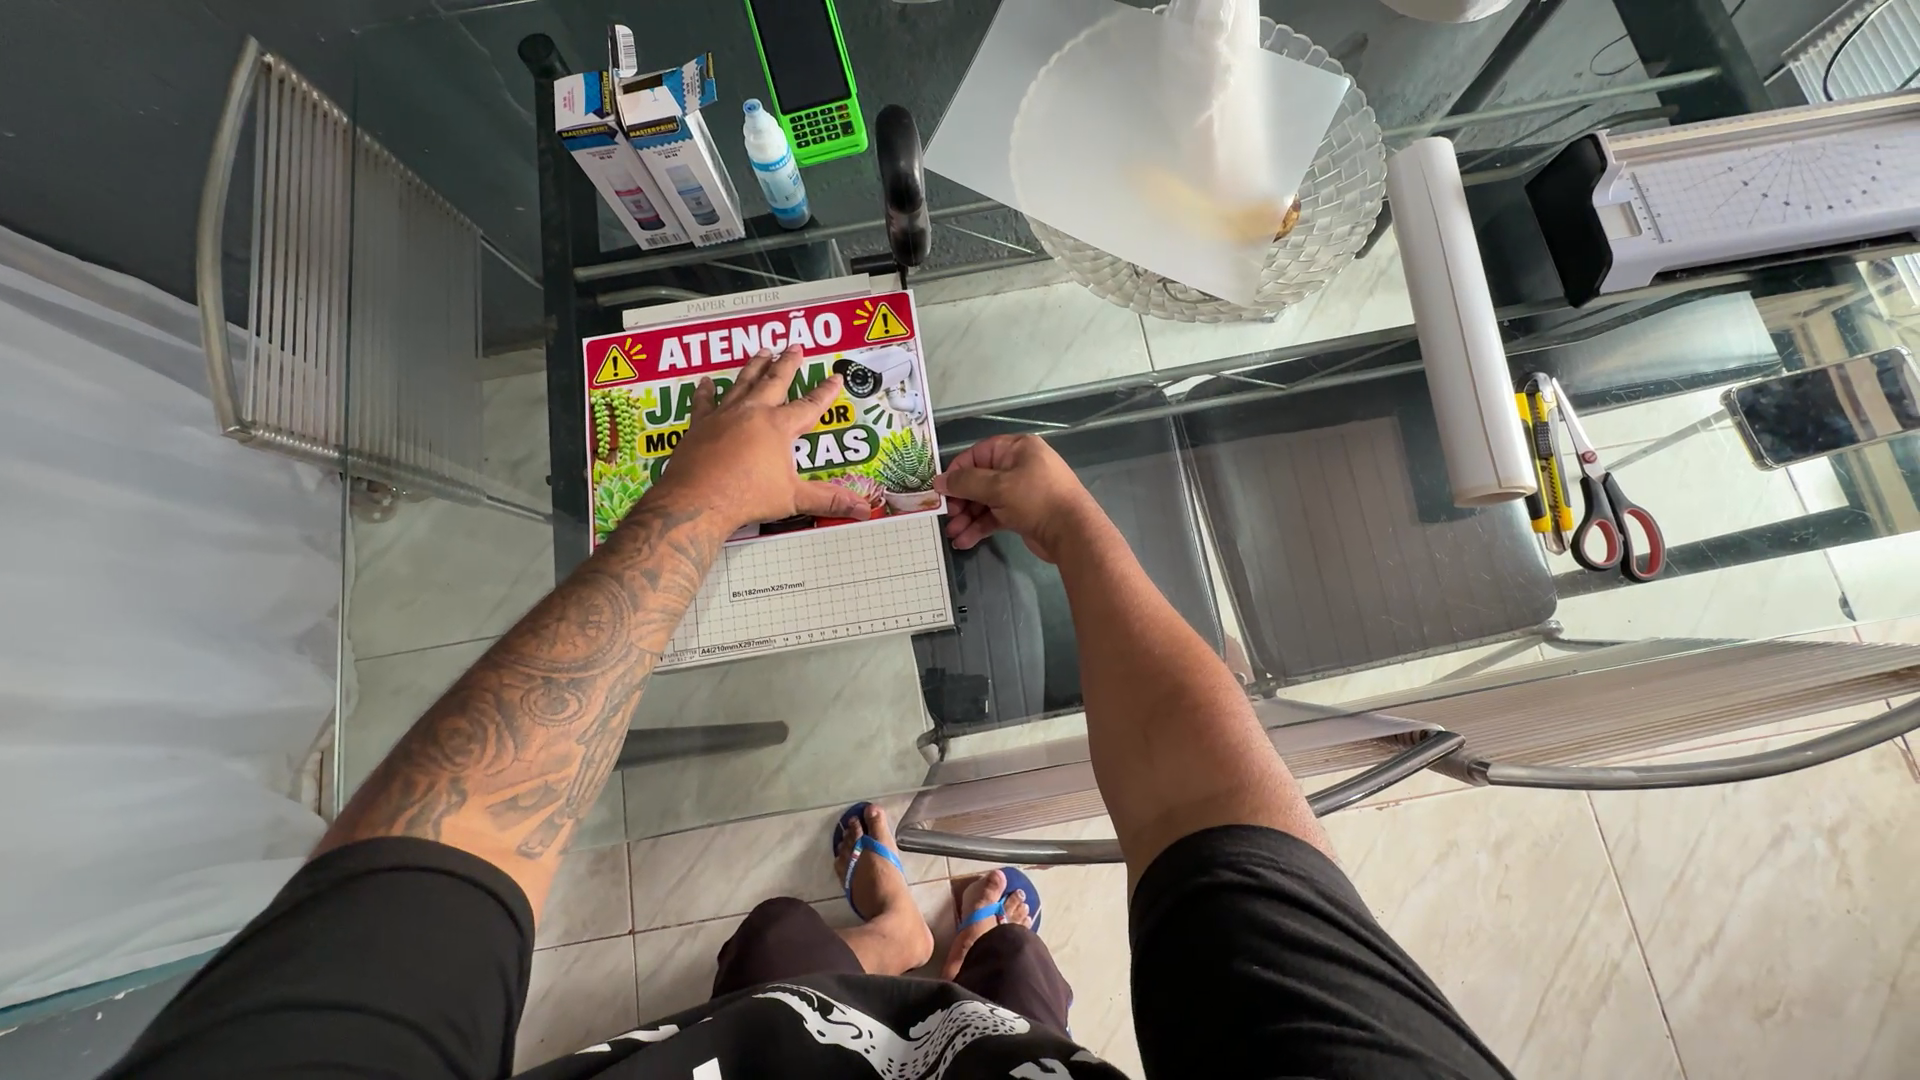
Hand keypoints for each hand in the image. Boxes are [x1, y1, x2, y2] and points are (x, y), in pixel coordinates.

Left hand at [644, 346, 869, 531]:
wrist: (697, 501)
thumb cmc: (746, 497)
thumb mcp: (794, 499)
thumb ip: (829, 500)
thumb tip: (863, 509)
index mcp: (778, 427)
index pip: (809, 405)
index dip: (825, 392)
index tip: (835, 377)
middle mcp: (752, 413)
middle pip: (774, 381)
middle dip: (787, 363)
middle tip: (795, 347)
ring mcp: (723, 416)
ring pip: (742, 383)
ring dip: (754, 367)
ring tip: (762, 352)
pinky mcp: (699, 426)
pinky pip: (704, 402)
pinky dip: (705, 391)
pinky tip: (705, 381)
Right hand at [933, 434, 1103, 562]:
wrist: (1072, 533)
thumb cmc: (1035, 499)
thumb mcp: (997, 487)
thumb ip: (965, 483)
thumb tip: (938, 481)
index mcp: (1016, 449)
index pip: (977, 455)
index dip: (957, 472)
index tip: (940, 491)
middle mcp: (1018, 466)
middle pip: (979, 480)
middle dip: (961, 501)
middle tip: (947, 517)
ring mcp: (1021, 491)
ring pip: (985, 501)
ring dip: (967, 518)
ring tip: (953, 534)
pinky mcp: (1022, 513)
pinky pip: (995, 516)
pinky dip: (980, 527)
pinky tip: (965, 541)